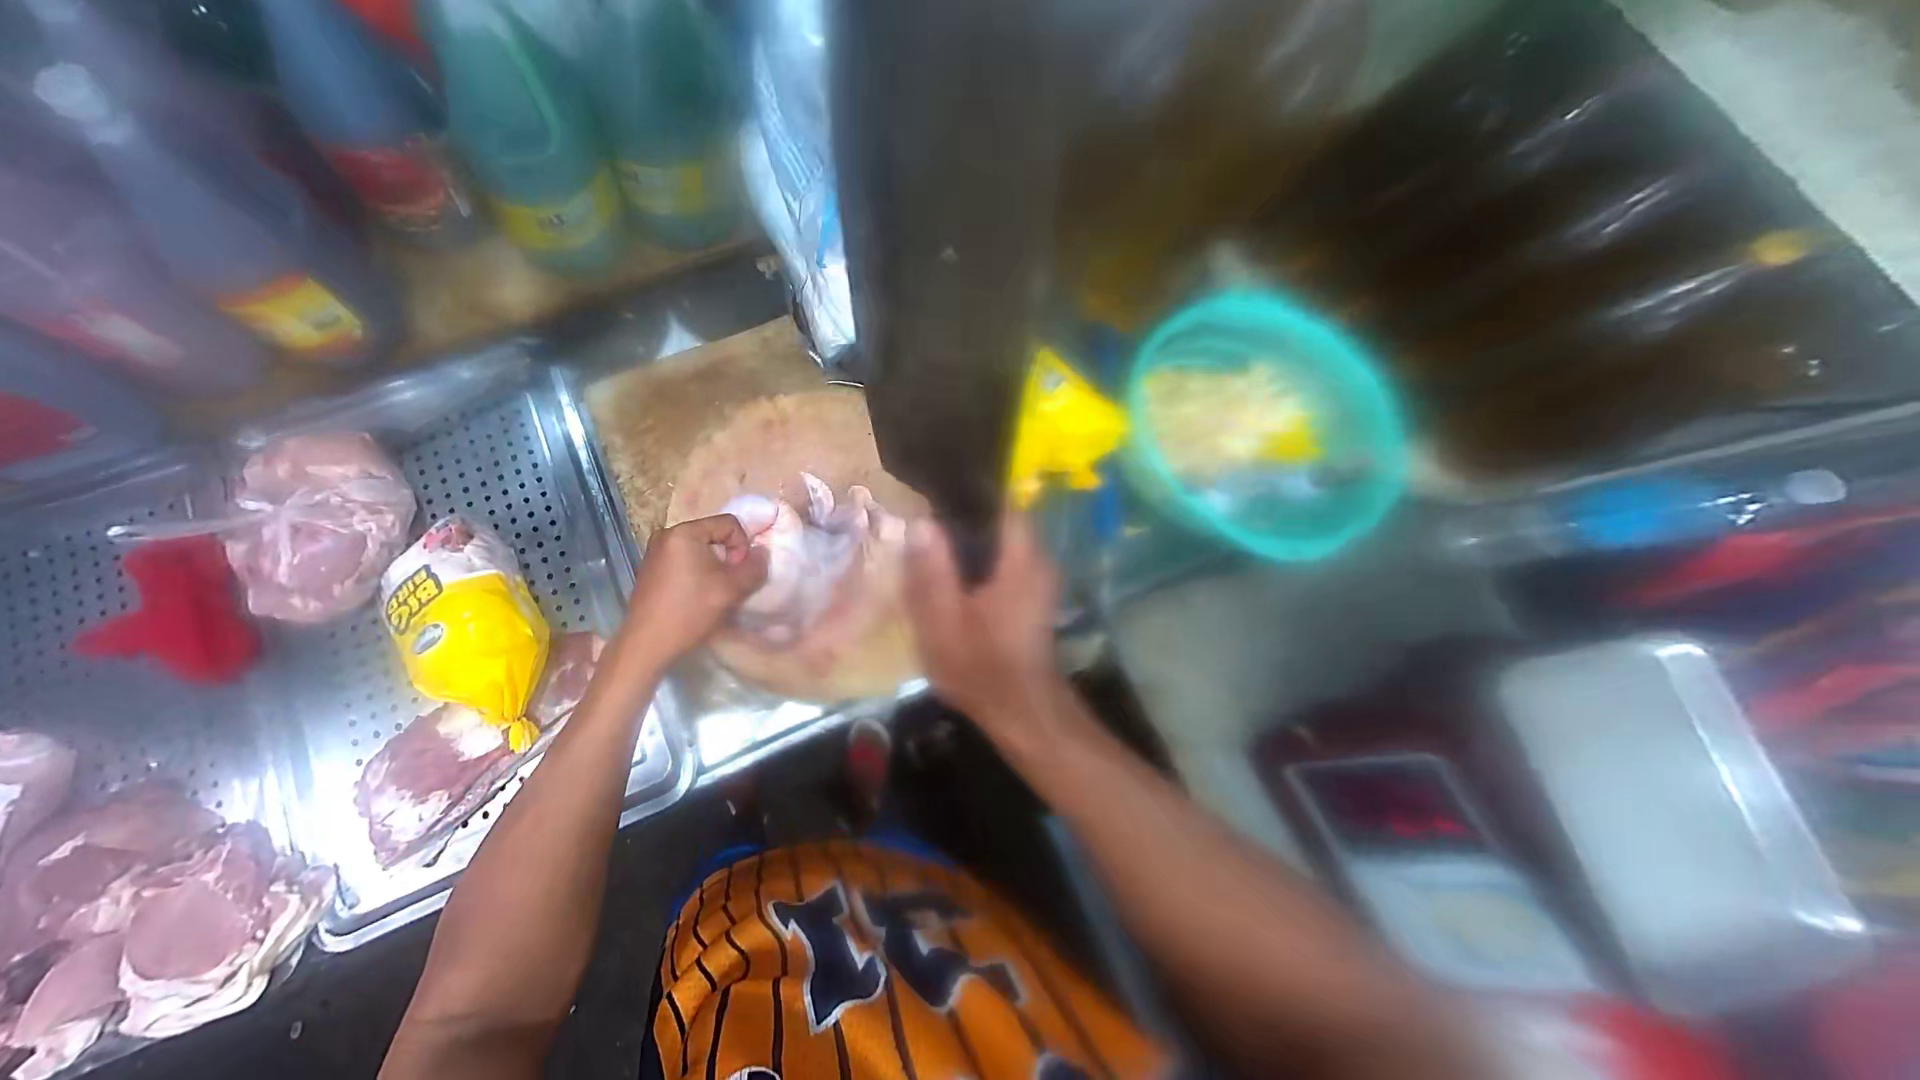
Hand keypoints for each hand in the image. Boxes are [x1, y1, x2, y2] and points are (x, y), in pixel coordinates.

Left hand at [617, 515, 766, 671]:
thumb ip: (754, 567)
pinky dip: (696, 572)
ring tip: (713, 592)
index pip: (729, 524)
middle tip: (729, 584)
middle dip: (727, 556)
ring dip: (713, 566)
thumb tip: (762, 553)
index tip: (737, 573)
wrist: (647, 643)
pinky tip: (695, 596)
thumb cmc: (690, 611)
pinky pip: (683, 560)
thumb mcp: (732, 589)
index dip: (742, 545)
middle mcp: (666, 535)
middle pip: (713, 535)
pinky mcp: (650, 569)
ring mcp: (654, 552)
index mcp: (684, 533)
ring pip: (699, 549)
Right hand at [904, 512, 1065, 735]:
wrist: (1022, 712)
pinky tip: (952, 574)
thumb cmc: (982, 669)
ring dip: (969, 541)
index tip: (933, 491)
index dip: (966, 493)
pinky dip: (979, 561)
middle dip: (962, 517)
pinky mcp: (1033, 592)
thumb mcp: (944, 624)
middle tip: (922, 520)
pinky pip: (1004, 560)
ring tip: (931, 543)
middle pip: (999, 519)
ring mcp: (1038, 576)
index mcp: (1020, 560)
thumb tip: (921, 523)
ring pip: (1000, 541)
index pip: (1000, 502)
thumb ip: (932, 573)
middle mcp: (1037, 560)